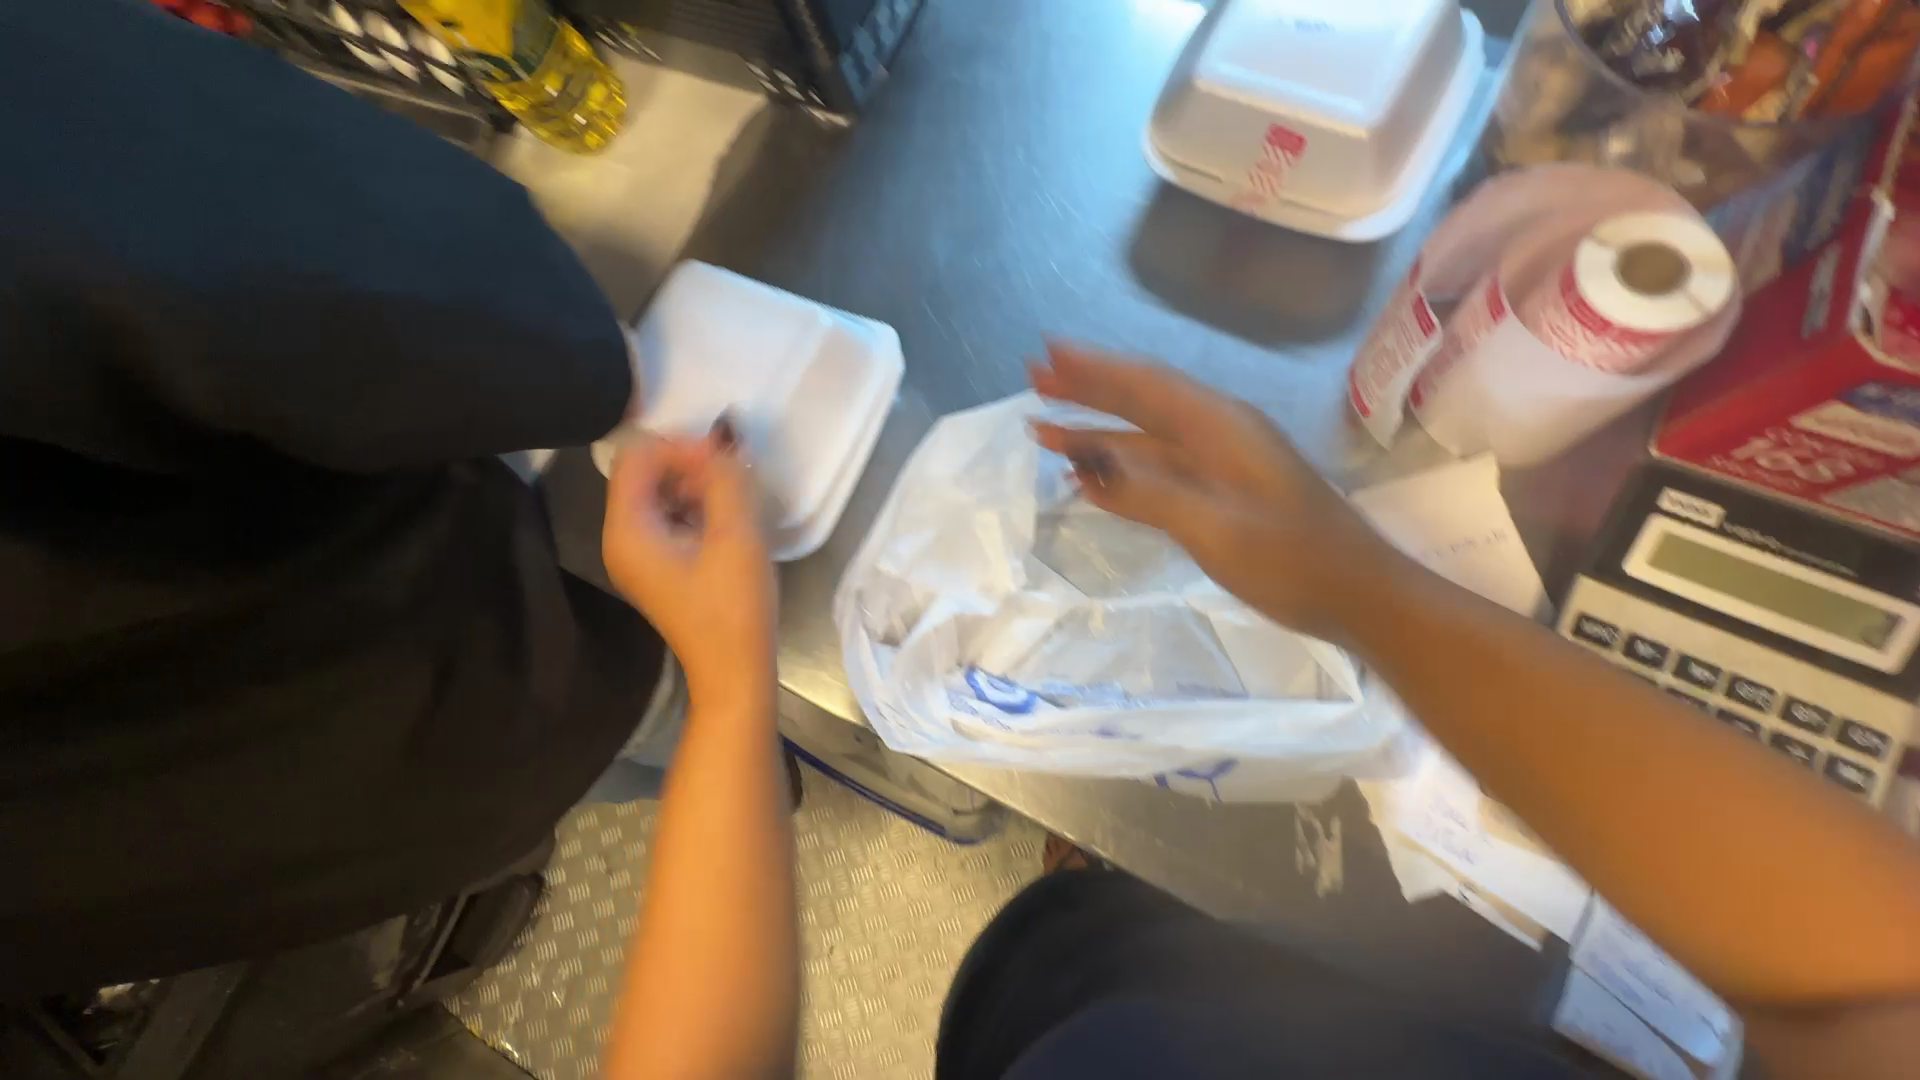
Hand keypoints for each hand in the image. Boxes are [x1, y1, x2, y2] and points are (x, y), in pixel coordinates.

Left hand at [602, 417, 777, 705]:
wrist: (735, 672)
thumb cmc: (734, 607)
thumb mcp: (737, 536)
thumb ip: (726, 479)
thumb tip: (720, 439)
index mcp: (628, 531)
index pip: (637, 457)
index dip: (680, 446)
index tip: (725, 460)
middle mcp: (622, 539)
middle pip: (644, 473)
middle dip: (689, 464)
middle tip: (735, 477)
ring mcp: (639, 555)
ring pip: (661, 494)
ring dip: (697, 485)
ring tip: (737, 497)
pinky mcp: (660, 566)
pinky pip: (671, 518)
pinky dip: (698, 507)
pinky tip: (729, 520)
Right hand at [1029, 343, 1413, 644]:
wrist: (1357, 597)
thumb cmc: (1293, 560)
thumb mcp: (1216, 527)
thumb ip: (1149, 492)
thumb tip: (1085, 463)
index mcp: (1219, 428)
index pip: (1145, 386)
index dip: (1095, 369)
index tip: (1049, 353)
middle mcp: (1214, 436)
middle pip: (1140, 404)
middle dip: (1086, 392)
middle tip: (1035, 380)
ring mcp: (1216, 467)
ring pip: (1143, 440)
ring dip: (1095, 434)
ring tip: (1044, 431)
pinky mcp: (1216, 496)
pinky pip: (1154, 474)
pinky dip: (1117, 472)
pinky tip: (1088, 479)